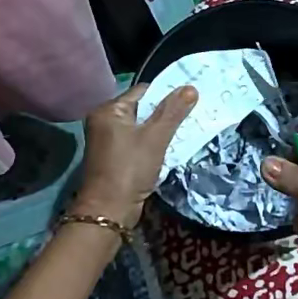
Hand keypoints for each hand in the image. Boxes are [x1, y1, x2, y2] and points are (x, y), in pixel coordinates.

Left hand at [72, 83, 196, 225]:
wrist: (110, 211)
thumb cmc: (130, 168)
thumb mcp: (156, 137)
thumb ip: (173, 111)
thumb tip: (191, 88)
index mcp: (109, 110)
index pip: (143, 91)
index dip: (167, 93)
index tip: (190, 98)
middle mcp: (105, 121)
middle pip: (143, 108)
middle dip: (167, 111)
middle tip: (192, 113)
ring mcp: (109, 140)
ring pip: (143, 126)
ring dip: (162, 128)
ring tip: (187, 128)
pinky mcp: (115, 156)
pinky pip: (139, 140)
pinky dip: (154, 142)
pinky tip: (172, 145)